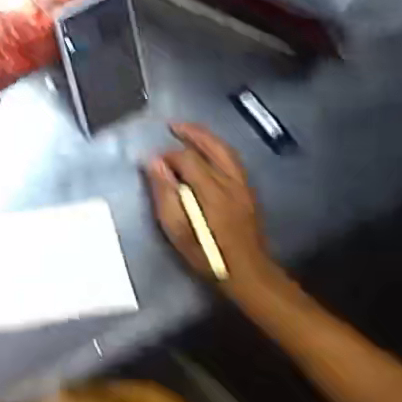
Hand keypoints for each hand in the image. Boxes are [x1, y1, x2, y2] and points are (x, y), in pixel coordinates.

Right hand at [143, 123, 284, 295]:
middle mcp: (231, 183)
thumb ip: (164, 193)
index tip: (153, 163)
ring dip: (207, 138)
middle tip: (173, 126)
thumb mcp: (176, 230)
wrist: (249, 276)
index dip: (167, 156)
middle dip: (192, 134)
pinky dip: (218, 149)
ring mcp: (244, 187)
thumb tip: (153, 162)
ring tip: (189, 132)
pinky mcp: (249, 193)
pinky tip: (208, 152)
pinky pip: (233, 161)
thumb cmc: (207, 255)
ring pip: (227, 152)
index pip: (187, 159)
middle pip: (213, 147)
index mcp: (213, 192)